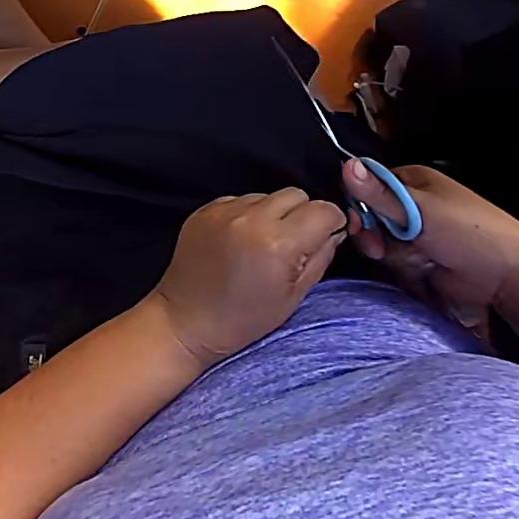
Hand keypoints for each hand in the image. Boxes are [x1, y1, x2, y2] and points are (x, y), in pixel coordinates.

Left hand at [148, 189, 347, 366]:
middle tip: (292, 243)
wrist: (185, 322)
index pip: (323, 210)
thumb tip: (334, 231)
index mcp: (278, 245)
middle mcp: (252, 220)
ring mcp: (226, 212)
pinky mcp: (206, 210)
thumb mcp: (294, 297)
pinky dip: (248, 215)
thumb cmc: (242, 319)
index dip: (331, 222)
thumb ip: (320, 257)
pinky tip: (240, 241)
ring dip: (274, 214)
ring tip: (261, 243)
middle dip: (303, 215)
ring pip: (269, 195)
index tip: (326, 234)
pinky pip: (242, 199)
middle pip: (298, 195)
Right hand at [343, 160, 518, 330]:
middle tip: (380, 247)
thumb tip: (346, 165)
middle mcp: (411, 204)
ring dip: (390, 252)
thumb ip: (380, 194)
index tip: (357, 222)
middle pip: (370, 216)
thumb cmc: (468, 232)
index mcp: (412, 181)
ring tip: (411, 259)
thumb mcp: (420, 211)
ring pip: (380, 241)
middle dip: (372, 234)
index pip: (368, 185)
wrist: (504, 275)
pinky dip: (401, 266)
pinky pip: (394, 261)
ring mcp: (415, 232)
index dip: (358, 203)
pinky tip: (418, 268)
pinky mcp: (419, 258)